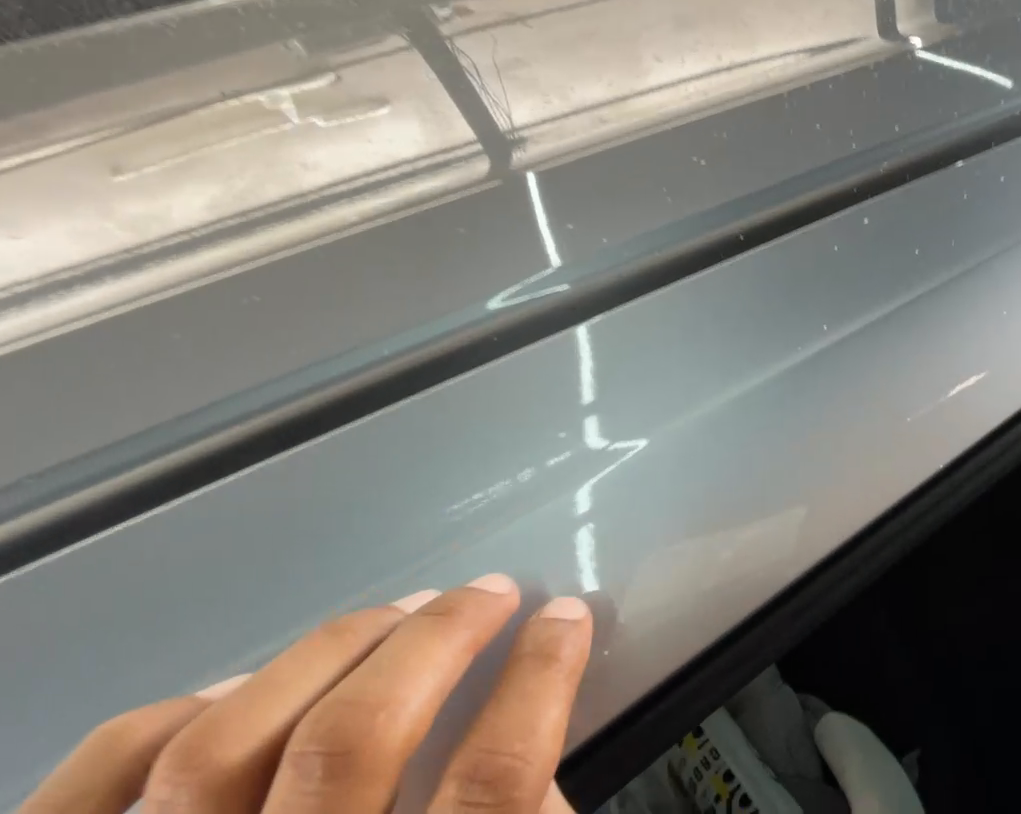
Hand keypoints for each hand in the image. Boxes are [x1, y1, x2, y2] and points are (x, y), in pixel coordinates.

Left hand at [22, 574, 591, 813]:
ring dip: (331, 648)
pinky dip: (173, 715)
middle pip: (355, 742)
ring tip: (400, 612)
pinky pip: (95, 792)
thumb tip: (531, 722)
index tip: (563, 617)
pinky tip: (253, 685)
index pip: (491, 780)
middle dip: (440, 638)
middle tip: (490, 592)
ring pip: (223, 747)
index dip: (540, 678)